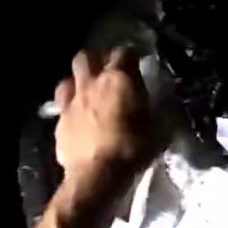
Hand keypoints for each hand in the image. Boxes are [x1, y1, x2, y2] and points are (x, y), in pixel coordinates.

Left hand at [53, 47, 154, 208]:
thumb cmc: (133, 148)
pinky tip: (80, 118)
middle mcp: (93, 83)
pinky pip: (62, 105)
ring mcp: (73, 101)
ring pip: (69, 77)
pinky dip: (71, 107)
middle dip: (96, 60)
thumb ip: (159, 110)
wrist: (97, 176)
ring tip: (89, 92)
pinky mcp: (60, 121)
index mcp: (120, 78)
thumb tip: (168, 104)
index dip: (131, 55)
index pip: (124, 51)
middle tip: (108, 72)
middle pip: (86, 57)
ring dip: (79, 81)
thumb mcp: (159, 128)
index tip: (138, 62)